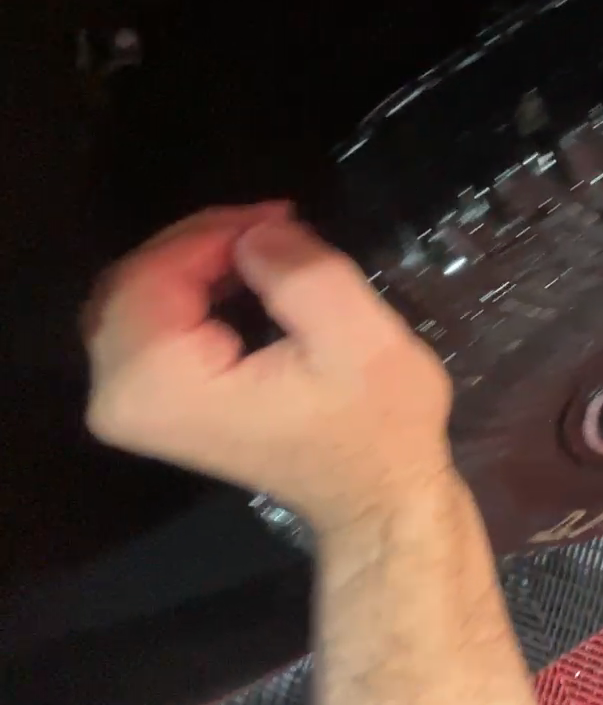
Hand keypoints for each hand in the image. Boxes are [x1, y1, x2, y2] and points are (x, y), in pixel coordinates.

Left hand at [84, 204, 455, 535]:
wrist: (381, 491)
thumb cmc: (379, 420)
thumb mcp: (364, 341)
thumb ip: (307, 277)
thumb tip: (263, 232)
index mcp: (159, 383)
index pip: (151, 277)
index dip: (212, 232)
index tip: (285, 213)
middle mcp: (119, 399)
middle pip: (129, 289)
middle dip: (201, 243)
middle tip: (278, 224)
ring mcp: (133, 408)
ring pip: (137, 305)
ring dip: (199, 265)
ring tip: (270, 248)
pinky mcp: (159, 407)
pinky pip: (154, 330)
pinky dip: (196, 295)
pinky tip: (248, 286)